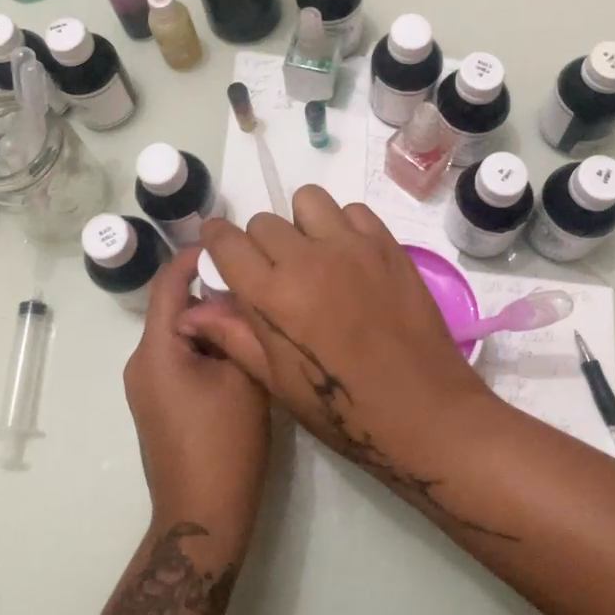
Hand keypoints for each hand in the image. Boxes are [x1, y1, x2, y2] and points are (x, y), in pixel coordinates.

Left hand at [125, 248, 269, 529]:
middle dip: (211, 290)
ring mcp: (147, 386)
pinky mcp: (159, 405)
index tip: (231, 243)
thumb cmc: (224, 444)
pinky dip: (206, 346)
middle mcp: (142, 363)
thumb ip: (236, 327)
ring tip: (254, 312)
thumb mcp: (242, 376)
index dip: (195, 257)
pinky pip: (180, 358)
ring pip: (180, 334)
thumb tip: (234, 291)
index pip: (168, 283)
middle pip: (173, 308)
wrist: (203, 516)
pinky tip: (240, 351)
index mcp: (155, 350)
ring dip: (212, 320)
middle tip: (255, 280)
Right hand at [180, 186, 506, 536]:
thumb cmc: (344, 411)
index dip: (216, 242)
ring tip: (314, 256)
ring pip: (308, 201)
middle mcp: (308, 260)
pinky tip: (350, 258)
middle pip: (264, 222)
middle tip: (275, 273)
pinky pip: (353, 211)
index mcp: (273, 297)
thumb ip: (234, 335)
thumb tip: (190, 311)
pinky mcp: (388, 244)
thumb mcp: (278, 382)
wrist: (424, 413)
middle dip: (259, 243)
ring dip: (301, 223)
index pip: (226, 242)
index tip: (220, 250)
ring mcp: (352, 247)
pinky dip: (343, 225)